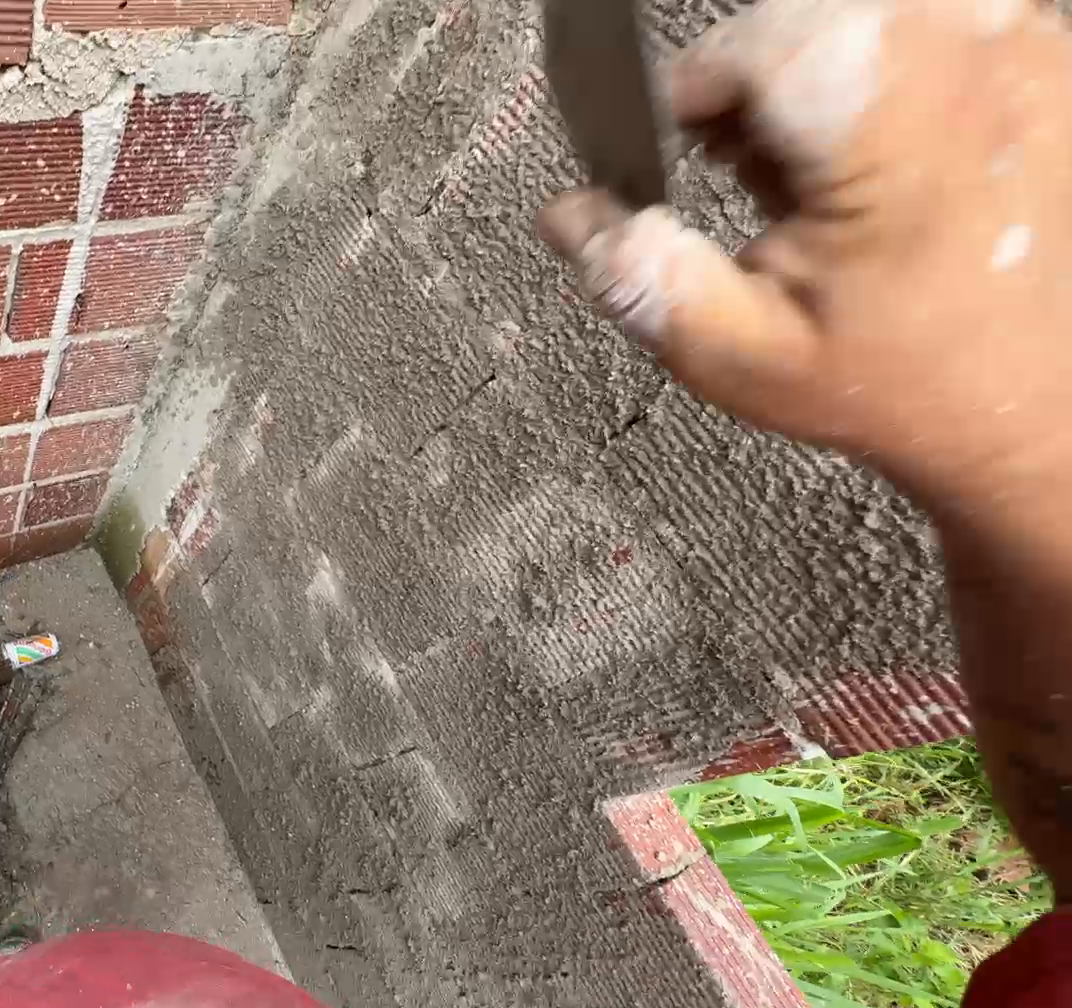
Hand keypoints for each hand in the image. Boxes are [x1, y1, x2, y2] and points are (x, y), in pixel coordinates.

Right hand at [538, 0, 1071, 516]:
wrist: (1020, 388)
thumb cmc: (870, 375)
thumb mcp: (724, 349)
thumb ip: (638, 276)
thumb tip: (564, 212)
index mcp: (902, 146)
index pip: (774, 41)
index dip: (692, 82)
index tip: (653, 146)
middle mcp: (983, 71)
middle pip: (810, 17)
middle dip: (734, 81)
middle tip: (707, 165)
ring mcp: (1024, 55)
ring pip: (851, 14)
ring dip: (783, 79)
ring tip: (766, 167)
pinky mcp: (1028, 61)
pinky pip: (905, 25)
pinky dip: (837, 77)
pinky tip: (824, 151)